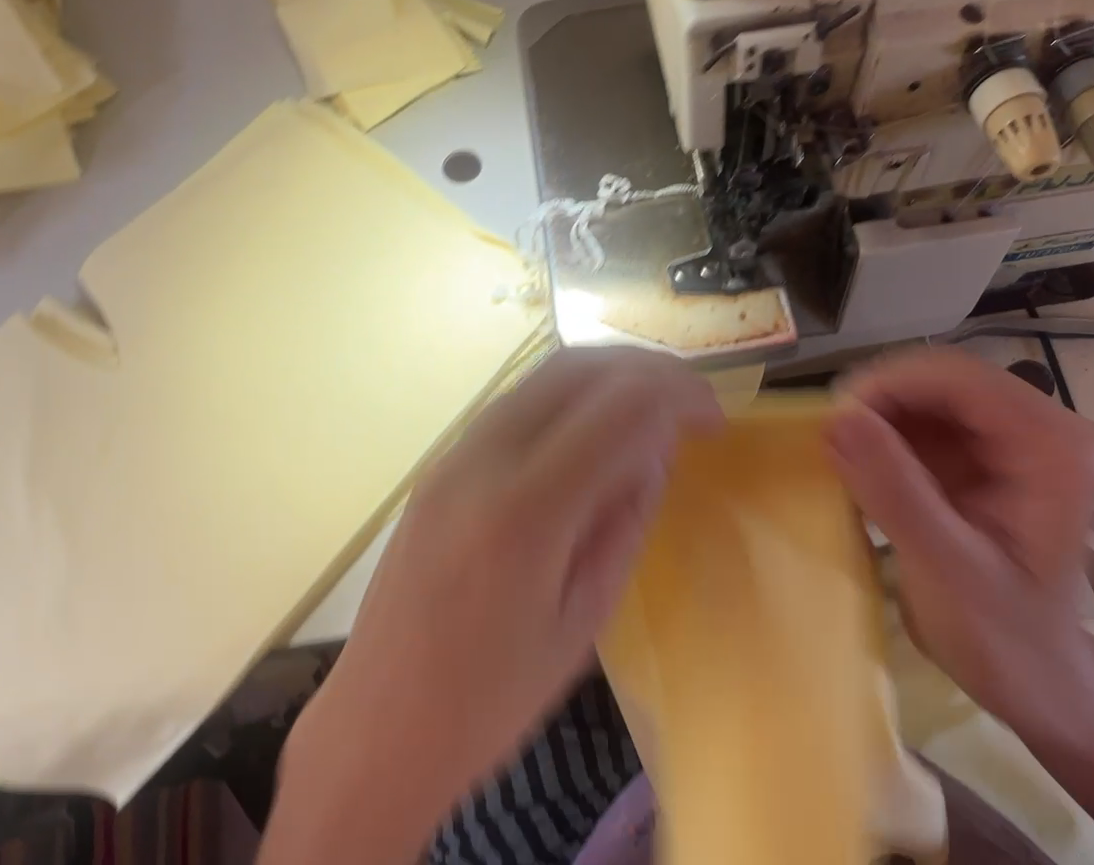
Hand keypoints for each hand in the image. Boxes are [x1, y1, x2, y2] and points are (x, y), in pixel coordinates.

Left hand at [296, 346, 723, 811]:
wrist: (376, 726)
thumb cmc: (489, 700)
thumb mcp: (582, 620)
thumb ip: (624, 521)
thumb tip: (657, 449)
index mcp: (525, 510)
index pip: (622, 406)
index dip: (681, 397)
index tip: (717, 421)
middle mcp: (482, 460)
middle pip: (580, 367)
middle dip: (649, 370)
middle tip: (693, 404)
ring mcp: (452, 456)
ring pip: (544, 374)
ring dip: (609, 375)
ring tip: (654, 410)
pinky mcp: (439, 466)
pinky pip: (516, 402)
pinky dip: (569, 397)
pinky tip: (596, 433)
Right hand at [826, 348, 1093, 730]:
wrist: (1042, 687)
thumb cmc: (1007, 643)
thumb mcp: (947, 571)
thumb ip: (895, 491)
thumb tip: (837, 418)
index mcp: (1057, 451)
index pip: (965, 381)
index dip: (893, 385)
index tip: (833, 416)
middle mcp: (1046, 432)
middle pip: (949, 382)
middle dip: (883, 403)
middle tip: (829, 437)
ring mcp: (1019, 445)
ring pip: (934, 399)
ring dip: (882, 420)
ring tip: (839, 454)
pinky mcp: (992, 462)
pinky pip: (931, 427)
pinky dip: (890, 440)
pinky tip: (863, 468)